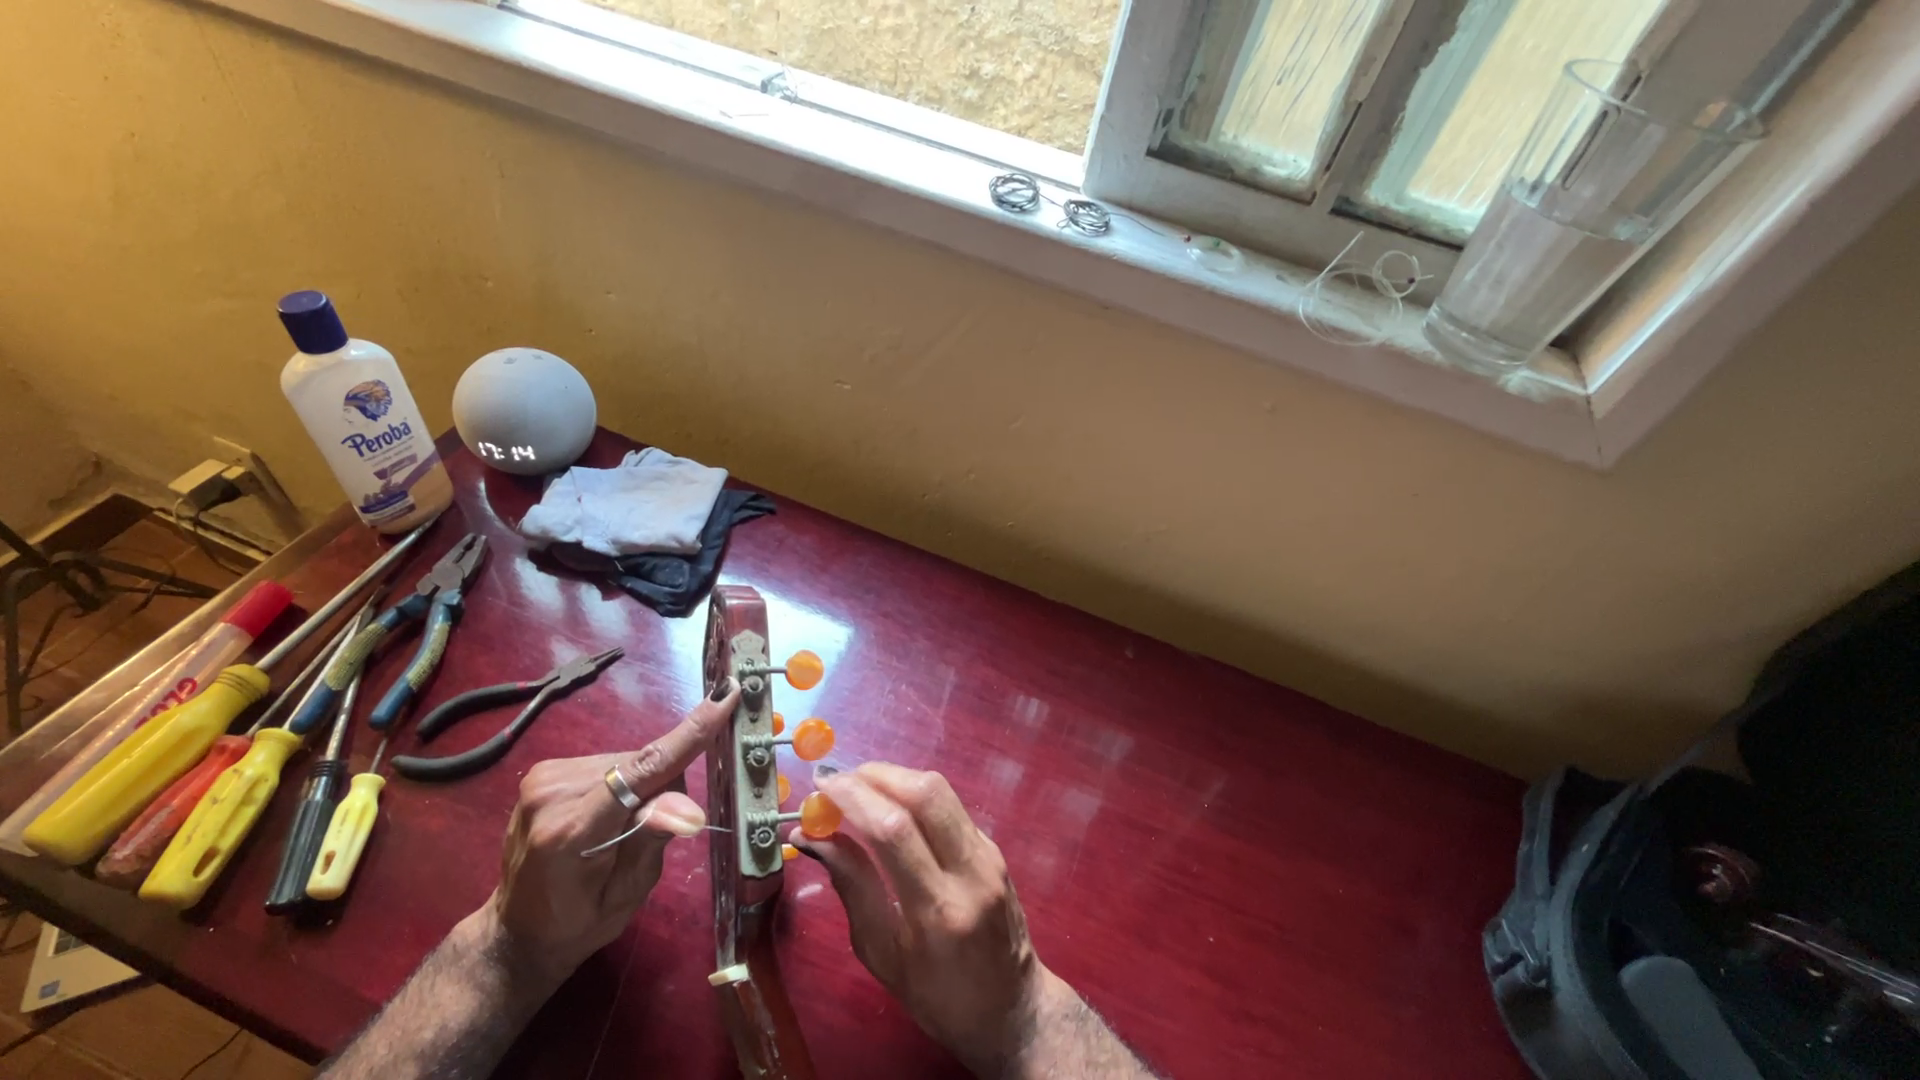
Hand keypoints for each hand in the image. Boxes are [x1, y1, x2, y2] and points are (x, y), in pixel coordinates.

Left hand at [482, 678, 739, 989]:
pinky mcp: (545, 770)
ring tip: (617, 832)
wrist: (518, 930)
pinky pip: (610, 763)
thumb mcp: (626, 896)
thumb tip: (685, 808)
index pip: (642, 771)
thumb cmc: (580, 922)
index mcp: (573, 830)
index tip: (725, 696)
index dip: (688, 735)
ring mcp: (544, 777)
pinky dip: (620, 785)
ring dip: (639, 789)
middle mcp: (554, 793)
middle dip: (660, 791)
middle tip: (643, 836)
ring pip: (629, 762)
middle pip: (643, 766)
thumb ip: (651, 843)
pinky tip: (603, 816)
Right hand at [794, 763, 1058, 1076]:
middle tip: (837, 782)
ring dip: (894, 777)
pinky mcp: (994, 848)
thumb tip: (812, 837)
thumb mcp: (882, 954)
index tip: (820, 787)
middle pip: (925, 794)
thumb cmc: (938, 997)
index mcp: (938, 910)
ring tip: (857, 789)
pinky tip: (890, 806)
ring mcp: (988, 855)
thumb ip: (852, 887)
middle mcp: (970, 872)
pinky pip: (950, 807)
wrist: (1012, 1009)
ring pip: (941, 790)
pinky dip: (914, 795)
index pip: (894, 831)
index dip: (853, 798)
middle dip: (874, 775)